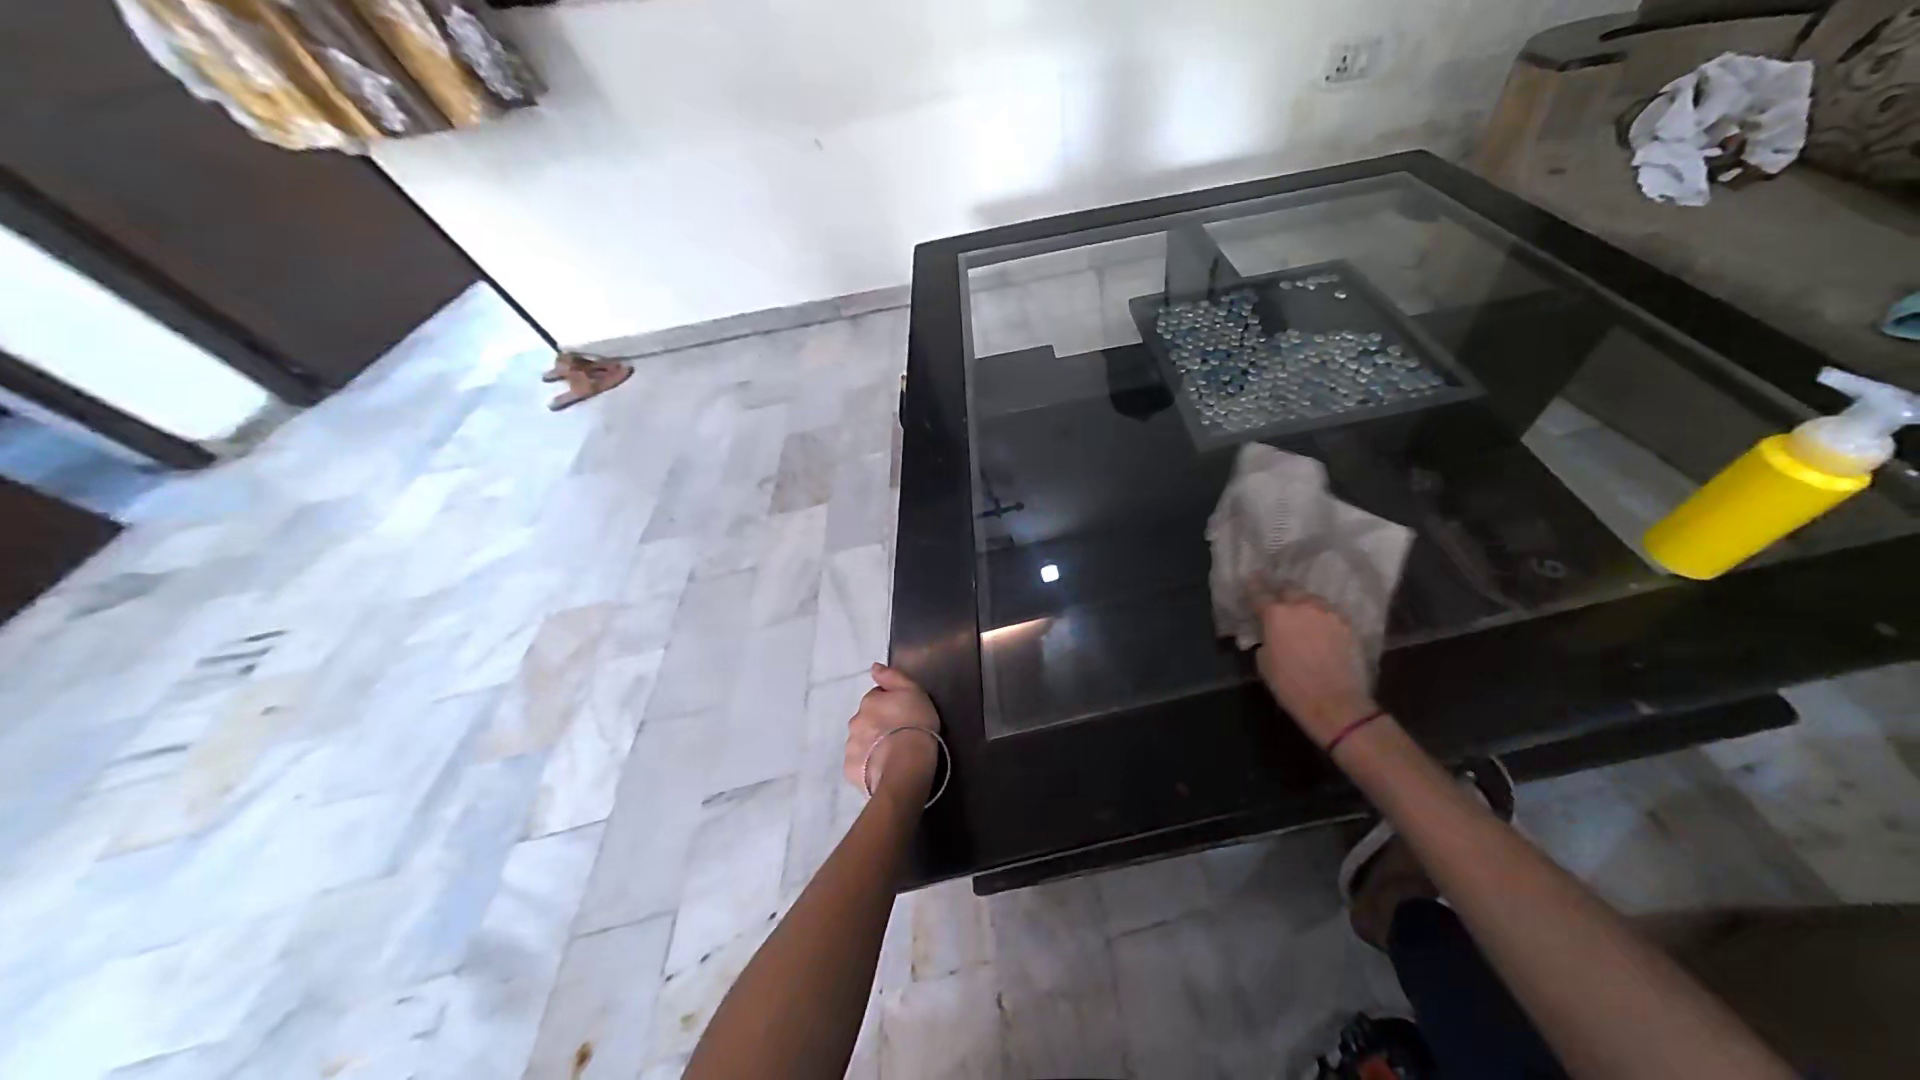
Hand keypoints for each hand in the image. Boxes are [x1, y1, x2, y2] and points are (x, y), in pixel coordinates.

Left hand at [844, 663, 940, 797]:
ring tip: (891, 755)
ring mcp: (851, 747)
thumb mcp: (912, 691)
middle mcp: (855, 722)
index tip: (901, 713)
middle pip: (865, 720)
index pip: (875, 698)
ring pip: (861, 742)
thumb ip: (892, 677)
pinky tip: (882, 769)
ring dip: (872, 744)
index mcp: (869, 702)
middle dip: (877, 725)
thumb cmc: (914, 723)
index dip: (888, 704)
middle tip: (897, 735)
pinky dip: (868, 765)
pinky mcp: (851, 769)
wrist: (906, 764)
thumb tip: (874, 667)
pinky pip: (859, 764)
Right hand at [1255, 598, 1378, 746]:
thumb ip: (1265, 638)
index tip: (1251, 580)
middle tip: (1276, 600)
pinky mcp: (1347, 624)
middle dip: (1280, 593)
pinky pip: (1329, 613)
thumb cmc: (1289, 684)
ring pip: (1311, 599)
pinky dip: (1320, 616)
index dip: (1253, 587)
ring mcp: (1328, 613)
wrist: (1334, 701)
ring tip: (1300, 614)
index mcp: (1276, 613)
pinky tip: (1319, 627)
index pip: (1259, 593)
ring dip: (1302, 603)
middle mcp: (1302, 605)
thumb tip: (1269, 633)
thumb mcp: (1264, 661)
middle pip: (1288, 589)